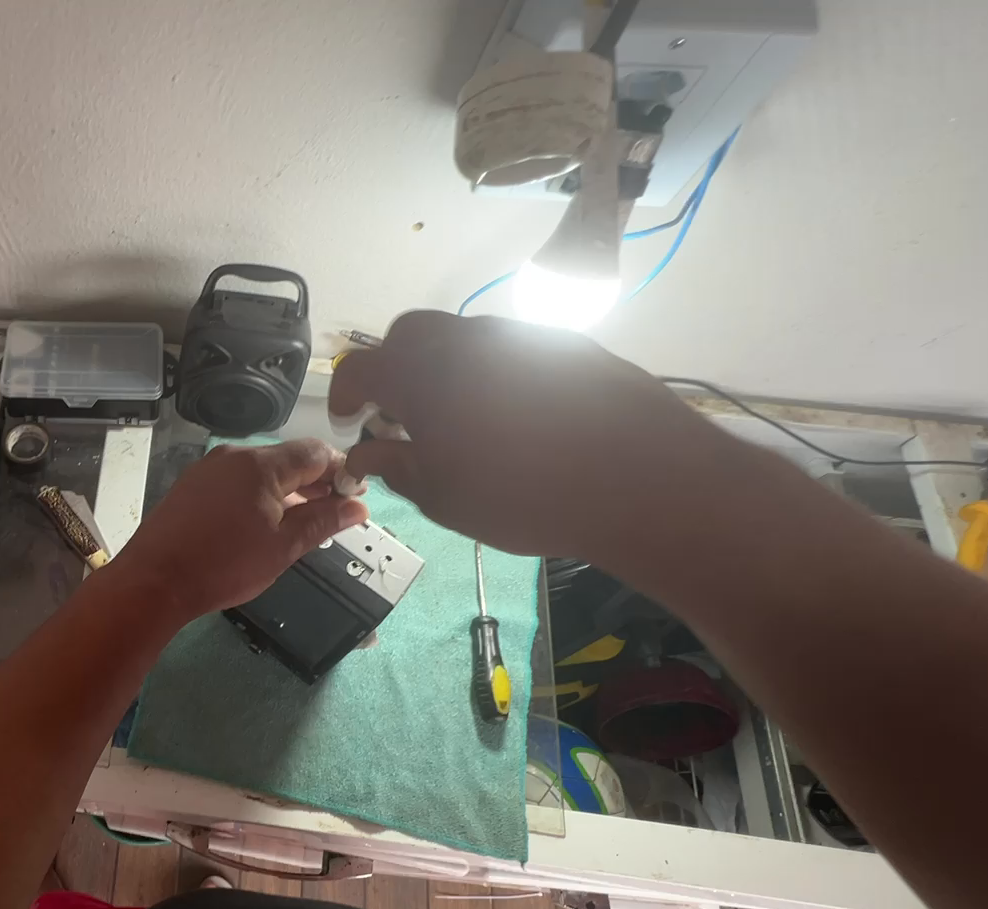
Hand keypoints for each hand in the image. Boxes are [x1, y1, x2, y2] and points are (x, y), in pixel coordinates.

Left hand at [108, 439, 368, 621]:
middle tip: (337, 509)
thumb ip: (322, 521)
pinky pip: (236, 482)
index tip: (357, 494)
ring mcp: (207, 470)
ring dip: (287, 490)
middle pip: (286, 459)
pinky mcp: (191, 487)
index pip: (315, 452)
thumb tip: (358, 507)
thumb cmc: (224, 565)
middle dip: (316, 481)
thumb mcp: (282, 547)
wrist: (154, 581)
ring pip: (260, 472)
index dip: (342, 470)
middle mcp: (233, 456)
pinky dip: (258, 496)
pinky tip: (265, 520)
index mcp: (260, 464)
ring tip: (305, 519)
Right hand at [330, 311, 730, 562]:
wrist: (643, 482)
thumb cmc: (521, 496)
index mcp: (421, 376)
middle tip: (399, 414)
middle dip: (391, 368)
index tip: (348, 420)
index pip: (361, 367)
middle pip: (408, 334)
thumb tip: (364, 452)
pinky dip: (489, 373)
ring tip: (458, 420)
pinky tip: (512, 418)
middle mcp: (465, 341)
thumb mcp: (440, 496)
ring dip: (442, 368)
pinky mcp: (566, 344)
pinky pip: (509, 349)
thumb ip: (393, 467)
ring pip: (461, 336)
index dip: (344, 393)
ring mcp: (519, 336)